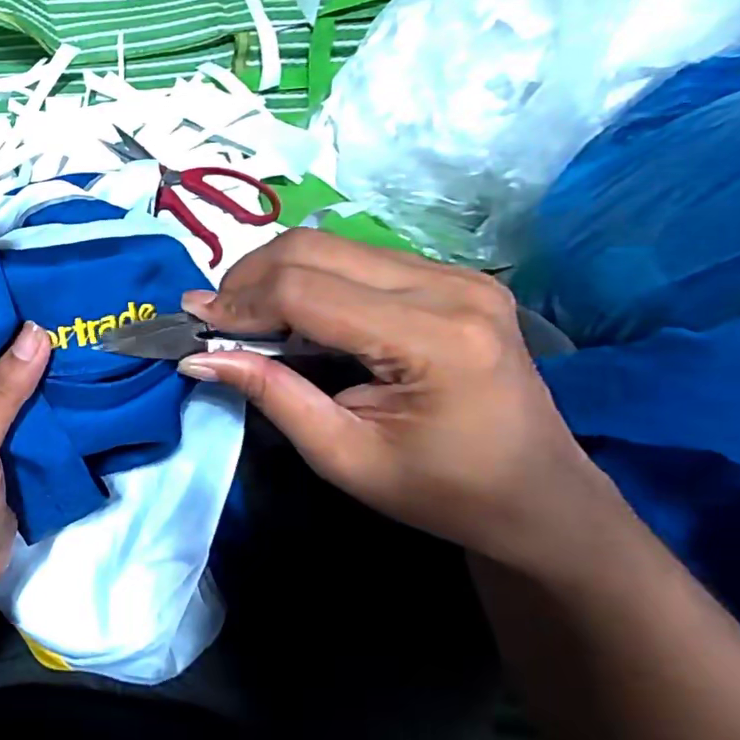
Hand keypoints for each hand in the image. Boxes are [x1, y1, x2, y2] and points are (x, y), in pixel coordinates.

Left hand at [0, 322, 49, 653]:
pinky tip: (80, 378)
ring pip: (13, 389)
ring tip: (82, 326)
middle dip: (22, 337)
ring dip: (41, 368)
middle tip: (68, 299)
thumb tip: (35, 331)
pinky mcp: (6, 455)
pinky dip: (50, 403)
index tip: (25, 278)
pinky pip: (29, 419)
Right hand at [176, 229, 617, 570]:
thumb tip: (198, 357)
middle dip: (248, 278)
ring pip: (327, 242)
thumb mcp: (346, 458)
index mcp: (437, 341)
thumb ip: (272, 396)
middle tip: (216, 318)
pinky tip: (292, 311)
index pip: (307, 292)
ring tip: (247, 315)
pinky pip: (351, 253)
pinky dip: (304, 274)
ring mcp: (456, 273)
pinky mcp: (448, 273)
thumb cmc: (445, 491)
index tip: (196, 324)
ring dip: (272, 271)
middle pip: (312, 249)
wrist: (543, 498)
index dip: (240, 303)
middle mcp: (452, 288)